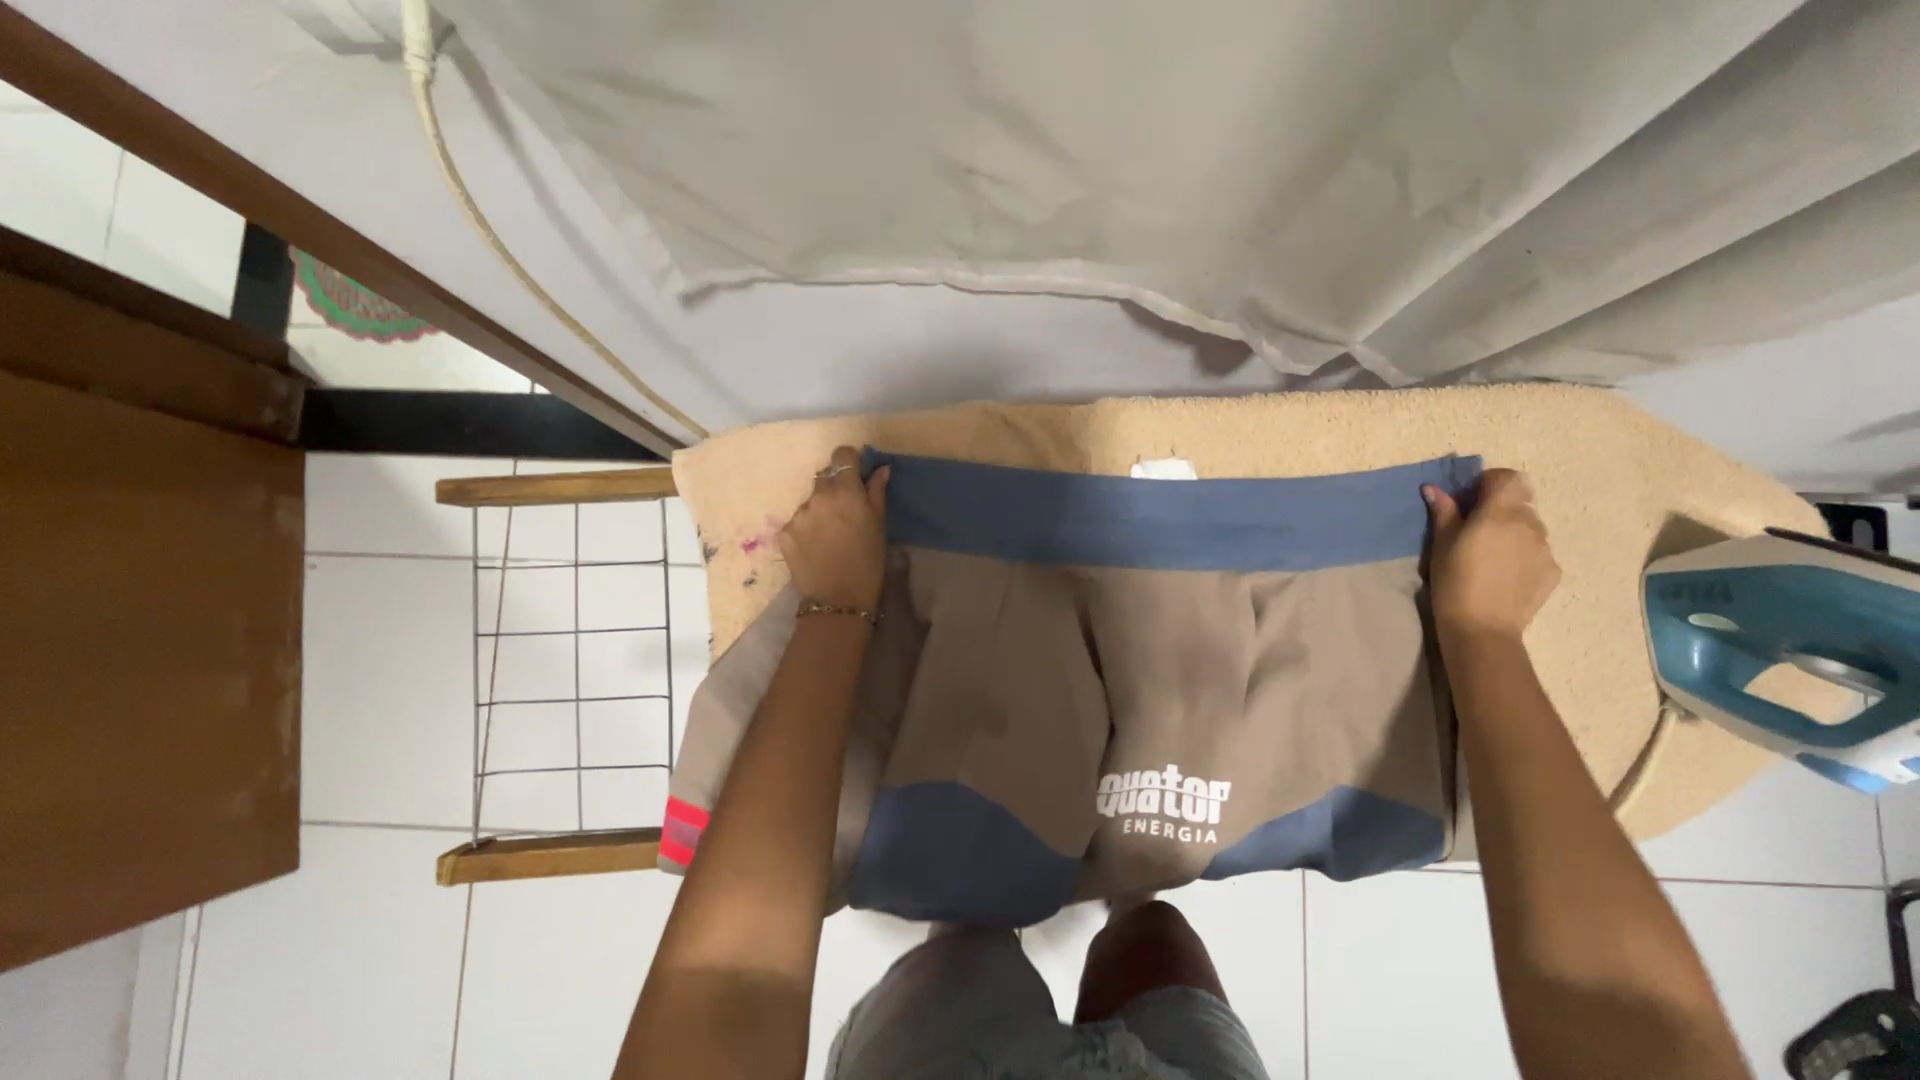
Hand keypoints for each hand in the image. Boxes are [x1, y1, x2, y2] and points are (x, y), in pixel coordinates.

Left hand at [779, 446, 890, 610]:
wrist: (839, 599)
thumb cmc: (868, 562)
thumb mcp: (880, 525)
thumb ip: (877, 492)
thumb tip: (880, 468)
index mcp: (845, 491)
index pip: (842, 455)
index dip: (850, 462)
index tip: (856, 476)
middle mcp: (818, 496)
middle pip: (825, 477)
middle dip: (835, 488)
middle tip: (845, 514)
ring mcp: (798, 514)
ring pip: (811, 501)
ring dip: (820, 510)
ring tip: (830, 537)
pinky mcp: (784, 532)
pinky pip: (798, 521)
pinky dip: (806, 529)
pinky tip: (816, 548)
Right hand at [1423, 468, 1560, 639]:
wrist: (1482, 628)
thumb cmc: (1453, 583)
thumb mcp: (1440, 545)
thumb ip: (1444, 512)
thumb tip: (1434, 488)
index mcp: (1500, 513)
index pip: (1507, 477)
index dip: (1489, 482)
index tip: (1471, 499)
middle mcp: (1529, 524)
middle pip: (1520, 502)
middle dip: (1500, 508)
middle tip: (1477, 530)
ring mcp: (1546, 548)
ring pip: (1531, 527)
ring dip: (1513, 532)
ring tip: (1492, 557)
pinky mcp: (1553, 570)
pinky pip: (1538, 551)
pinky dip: (1523, 555)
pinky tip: (1506, 575)